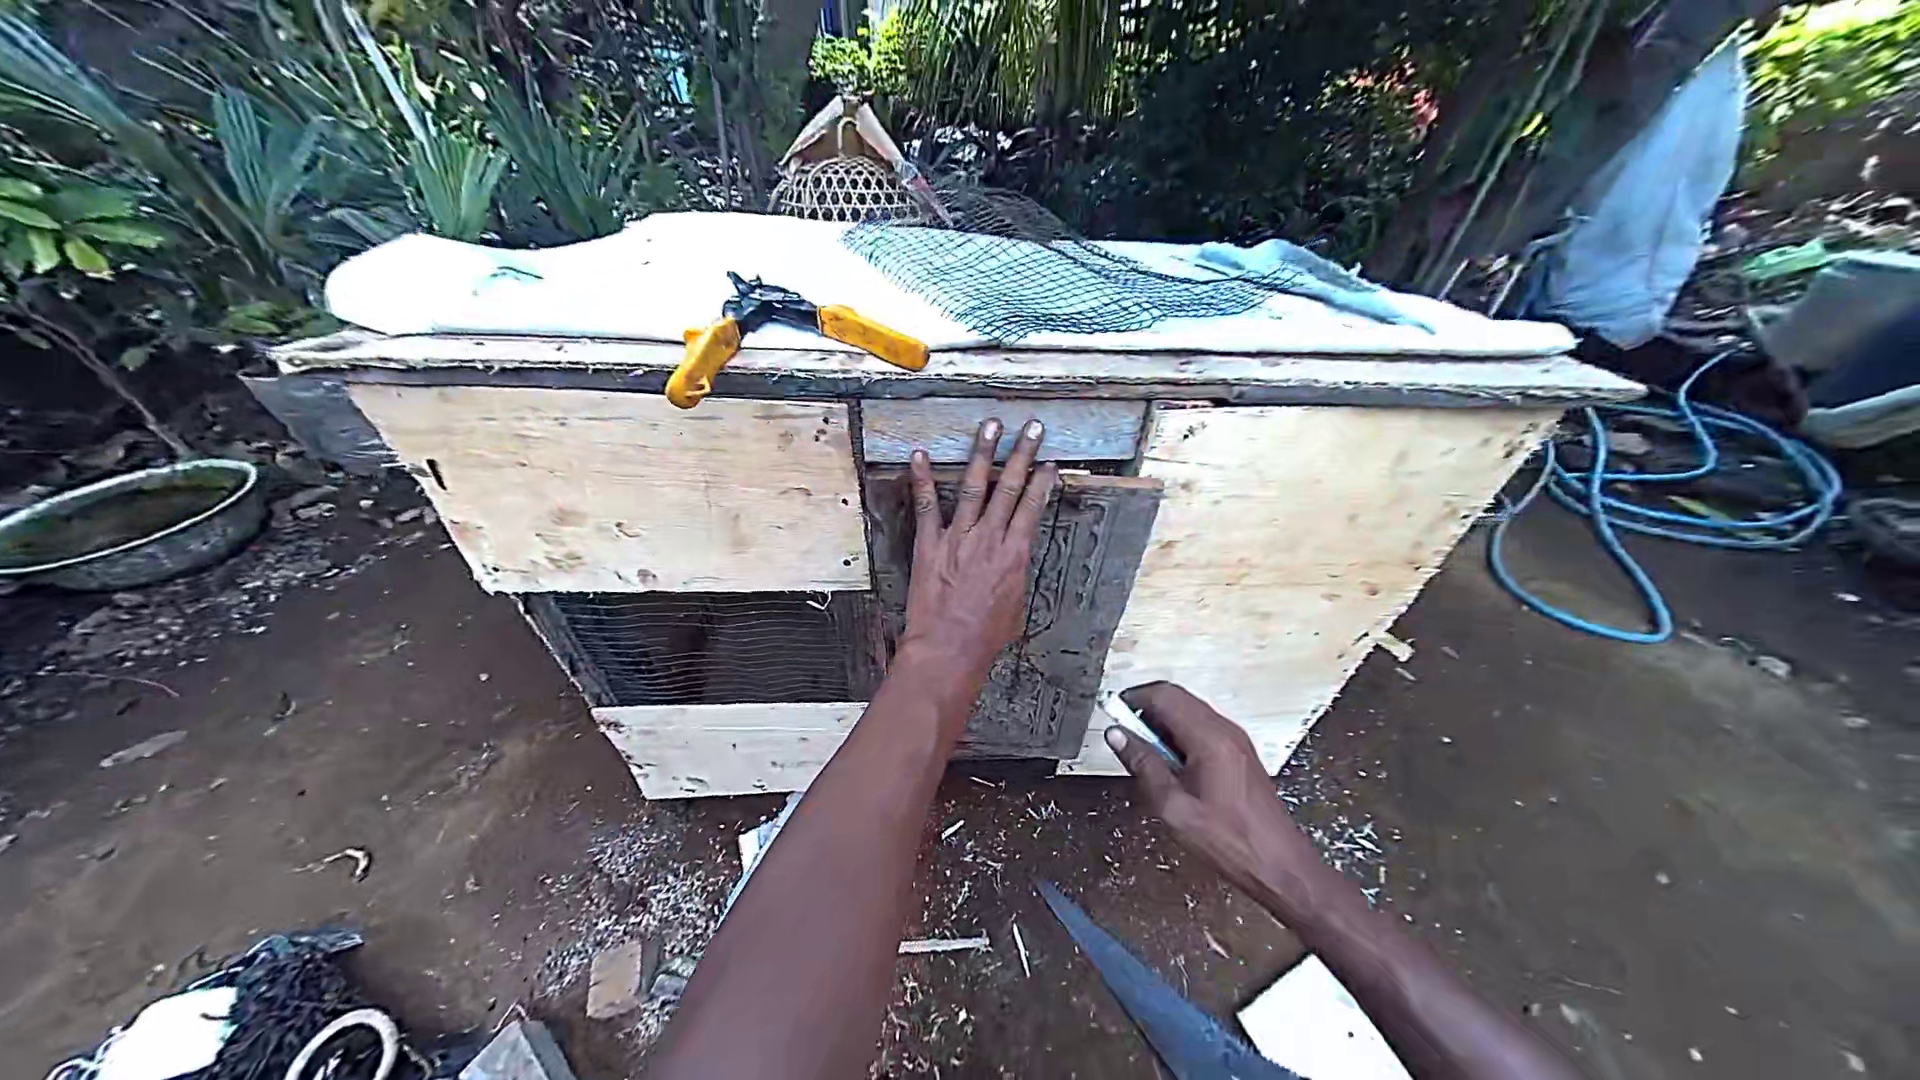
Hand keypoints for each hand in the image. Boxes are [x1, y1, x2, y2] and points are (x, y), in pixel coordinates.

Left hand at [899, 418, 1057, 691]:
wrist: (949, 648)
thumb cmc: (984, 635)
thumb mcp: (1015, 604)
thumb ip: (1015, 574)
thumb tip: (1014, 560)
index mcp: (1014, 554)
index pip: (1032, 507)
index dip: (1042, 482)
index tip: (1048, 463)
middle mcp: (988, 538)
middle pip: (1010, 487)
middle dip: (1023, 454)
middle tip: (1032, 429)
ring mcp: (958, 538)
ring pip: (974, 486)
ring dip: (983, 453)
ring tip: (991, 426)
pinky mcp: (930, 544)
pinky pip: (927, 505)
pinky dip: (923, 478)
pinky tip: (920, 454)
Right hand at [1105, 682, 1318, 903]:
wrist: (1282, 867)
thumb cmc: (1228, 841)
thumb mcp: (1173, 808)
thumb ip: (1143, 765)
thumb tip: (1116, 735)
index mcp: (1209, 738)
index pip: (1164, 695)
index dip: (1133, 698)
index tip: (1112, 713)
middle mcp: (1225, 729)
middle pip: (1177, 696)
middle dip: (1145, 706)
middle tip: (1124, 731)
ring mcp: (1235, 738)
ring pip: (1189, 709)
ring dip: (1161, 719)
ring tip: (1143, 750)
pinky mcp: (1239, 750)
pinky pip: (1202, 724)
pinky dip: (1179, 730)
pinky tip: (1169, 760)